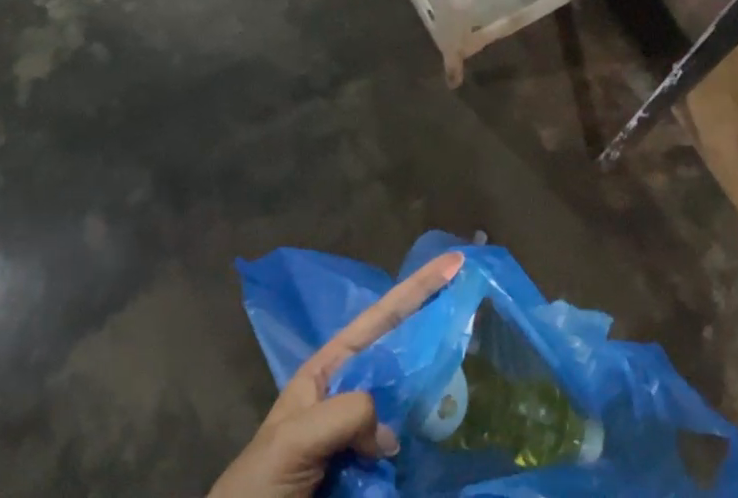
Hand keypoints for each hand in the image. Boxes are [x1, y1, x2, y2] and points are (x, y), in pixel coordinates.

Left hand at [209, 252, 465, 497]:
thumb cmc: (259, 484)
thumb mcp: (292, 438)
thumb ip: (343, 413)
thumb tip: (391, 429)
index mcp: (327, 373)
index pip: (378, 320)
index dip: (416, 289)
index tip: (455, 262)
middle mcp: (351, 393)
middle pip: (402, 348)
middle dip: (436, 319)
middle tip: (476, 296)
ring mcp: (365, 430)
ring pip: (413, 392)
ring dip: (442, 373)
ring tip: (478, 351)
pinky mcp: (377, 465)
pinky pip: (413, 438)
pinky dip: (434, 426)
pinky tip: (456, 415)